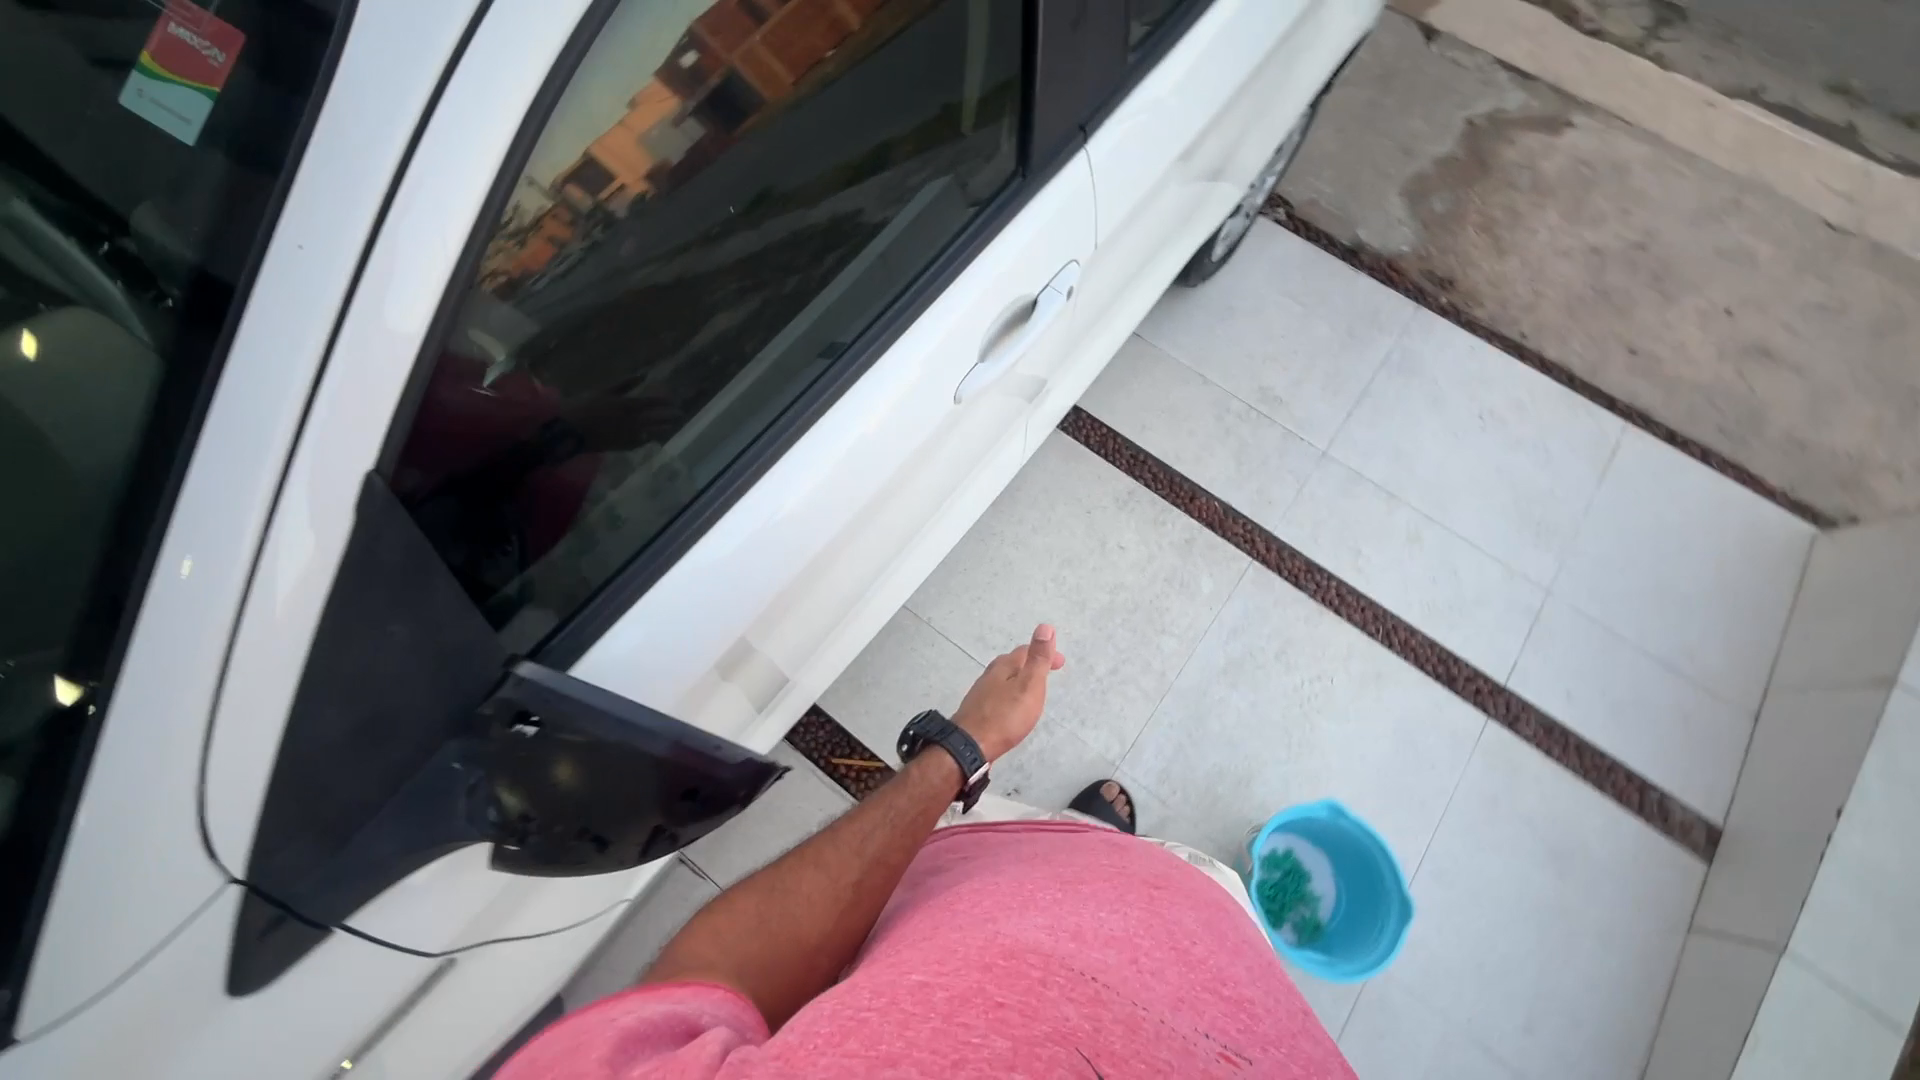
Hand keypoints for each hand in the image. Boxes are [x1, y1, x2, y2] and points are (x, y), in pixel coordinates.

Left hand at [950, 624, 1064, 761]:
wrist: (970, 746)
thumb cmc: (1005, 716)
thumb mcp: (1029, 685)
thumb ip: (1038, 658)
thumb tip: (1045, 626)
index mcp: (1004, 666)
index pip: (1026, 651)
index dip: (1044, 653)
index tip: (1060, 663)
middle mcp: (990, 674)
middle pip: (1013, 662)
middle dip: (1032, 664)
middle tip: (1048, 673)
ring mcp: (981, 692)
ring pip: (1004, 678)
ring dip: (1020, 678)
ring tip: (1033, 689)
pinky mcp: (977, 710)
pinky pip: (998, 694)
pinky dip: (1010, 693)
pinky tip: (1012, 707)